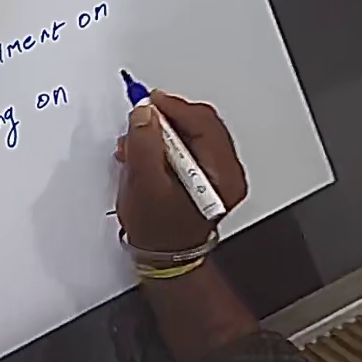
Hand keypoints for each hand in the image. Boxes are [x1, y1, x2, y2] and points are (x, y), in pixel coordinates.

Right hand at [114, 90, 247, 252]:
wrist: (162, 257)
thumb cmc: (157, 231)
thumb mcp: (144, 185)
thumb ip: (145, 145)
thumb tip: (145, 113)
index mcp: (222, 176)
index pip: (204, 125)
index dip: (173, 109)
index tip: (147, 103)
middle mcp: (225, 172)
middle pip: (200, 125)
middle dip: (166, 119)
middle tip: (141, 118)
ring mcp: (214, 173)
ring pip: (191, 134)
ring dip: (161, 132)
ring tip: (135, 142)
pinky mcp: (200, 175)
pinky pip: (185, 146)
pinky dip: (163, 143)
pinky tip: (144, 151)